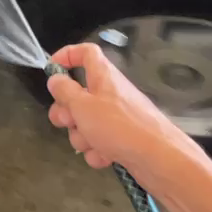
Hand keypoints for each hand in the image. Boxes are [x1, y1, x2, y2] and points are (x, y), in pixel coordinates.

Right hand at [46, 43, 198, 173]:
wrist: (159, 159)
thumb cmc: (118, 126)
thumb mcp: (82, 106)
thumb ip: (64, 91)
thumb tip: (55, 79)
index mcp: (103, 76)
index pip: (86, 52)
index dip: (67, 55)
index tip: (52, 69)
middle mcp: (110, 93)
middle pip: (78, 94)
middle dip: (66, 111)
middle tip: (67, 121)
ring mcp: (117, 117)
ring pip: (85, 122)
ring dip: (81, 135)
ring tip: (91, 143)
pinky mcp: (122, 139)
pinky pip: (99, 141)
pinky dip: (97, 150)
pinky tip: (103, 157)